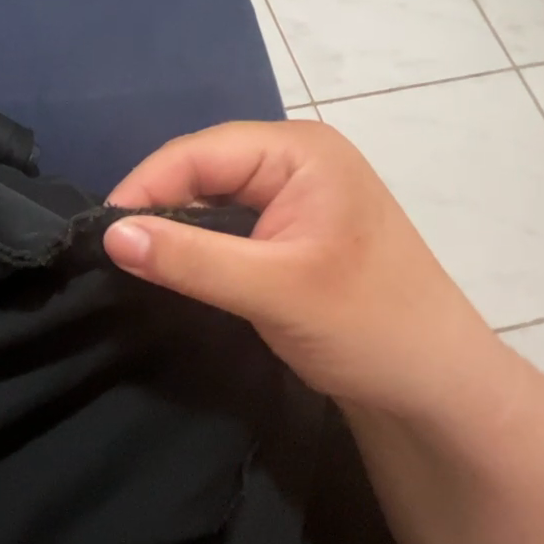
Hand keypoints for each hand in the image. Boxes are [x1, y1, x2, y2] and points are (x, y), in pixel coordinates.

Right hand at [103, 120, 508, 420]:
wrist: (440, 392)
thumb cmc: (370, 328)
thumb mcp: (274, 290)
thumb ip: (189, 259)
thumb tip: (108, 234)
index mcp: (300, 151)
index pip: (198, 153)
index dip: (146, 187)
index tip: (103, 234)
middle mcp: (293, 159)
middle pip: (200, 169)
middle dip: (157, 206)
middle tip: (115, 250)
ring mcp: (292, 192)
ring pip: (207, 197)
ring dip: (174, 227)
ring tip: (136, 260)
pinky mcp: (287, 227)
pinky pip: (223, 221)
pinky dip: (195, 243)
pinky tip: (174, 266)